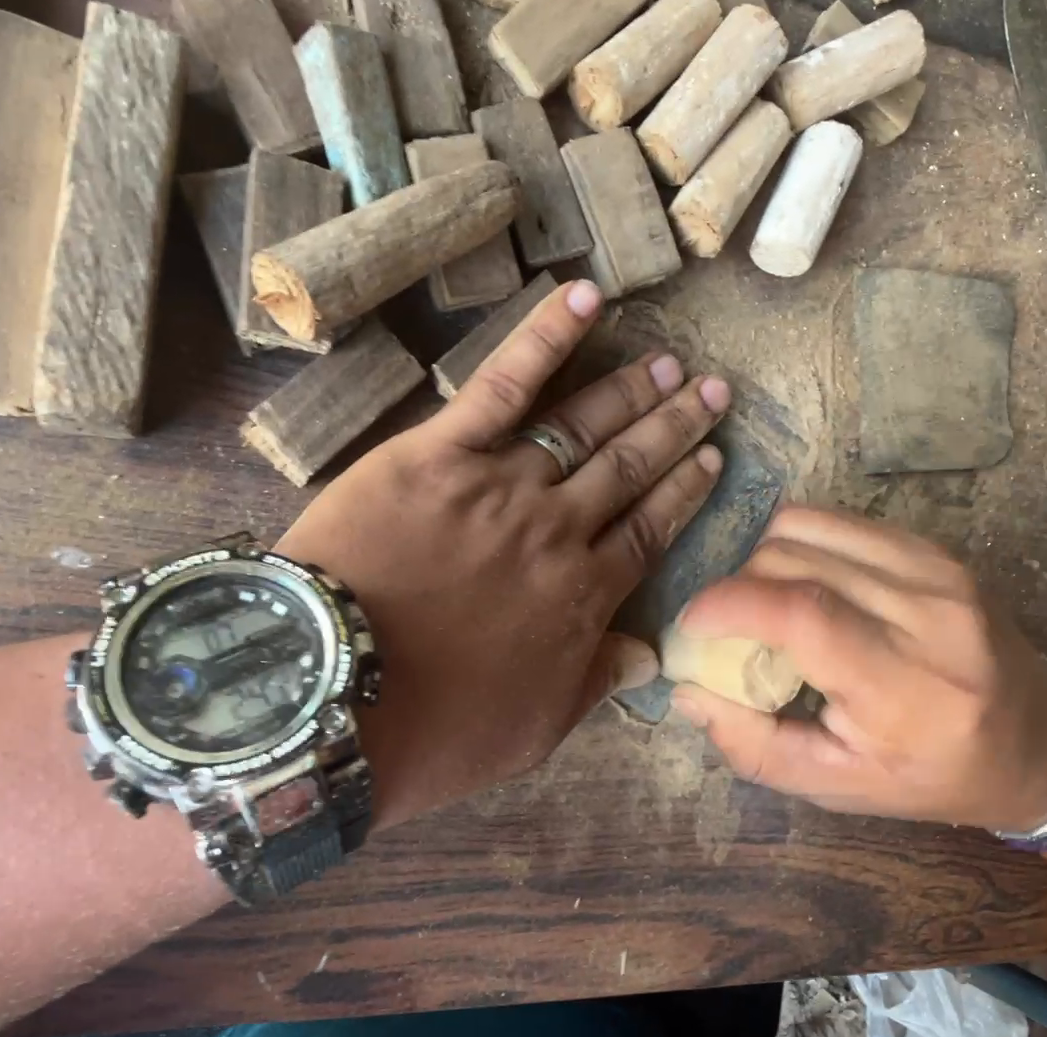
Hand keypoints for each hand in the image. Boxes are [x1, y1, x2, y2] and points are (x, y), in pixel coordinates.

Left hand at [276, 281, 730, 829]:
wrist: (334, 697)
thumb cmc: (433, 726)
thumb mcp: (532, 730)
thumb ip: (594, 683)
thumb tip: (651, 656)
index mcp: (581, 596)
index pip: (648, 531)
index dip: (683, 493)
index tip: (711, 460)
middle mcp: (557, 530)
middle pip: (628, 469)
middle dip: (674, 427)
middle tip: (711, 391)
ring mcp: (502, 485)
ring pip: (581, 426)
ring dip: (630, 390)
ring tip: (669, 361)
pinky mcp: (441, 452)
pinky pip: (504, 383)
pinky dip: (546, 337)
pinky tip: (584, 296)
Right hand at [667, 506, 1046, 832]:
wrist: (1041, 742)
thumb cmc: (933, 775)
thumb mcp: (837, 787)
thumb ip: (753, 745)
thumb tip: (686, 689)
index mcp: (908, 688)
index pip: (802, 614)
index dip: (728, 605)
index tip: (691, 626)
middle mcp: (928, 612)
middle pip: (790, 559)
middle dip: (739, 590)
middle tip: (737, 635)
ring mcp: (935, 568)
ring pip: (803, 526)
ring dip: (764, 562)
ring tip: (771, 608)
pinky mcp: (932, 546)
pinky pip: (832, 521)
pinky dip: (798, 547)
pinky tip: (807, 587)